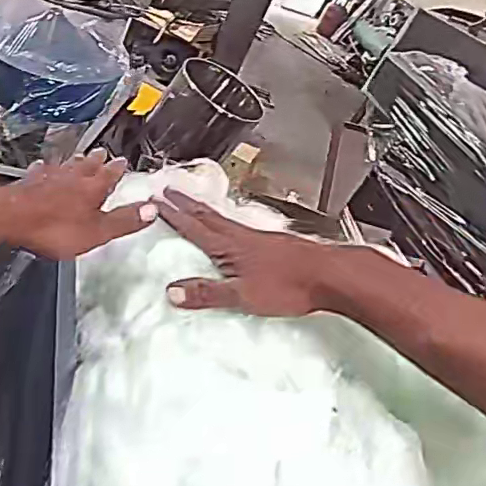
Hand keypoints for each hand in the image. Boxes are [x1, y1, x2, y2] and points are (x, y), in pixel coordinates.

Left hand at [7, 150, 154, 259]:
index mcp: (93, 188)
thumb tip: (152, 210)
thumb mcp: (97, 231)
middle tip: (103, 153)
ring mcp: (49, 177)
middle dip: (97, 160)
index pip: (110, 174)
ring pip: (67, 166)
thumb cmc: (54, 227)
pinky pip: (42, 171)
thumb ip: (124, 221)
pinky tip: (43, 167)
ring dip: (75, 162)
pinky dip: (47, 169)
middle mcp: (73, 177)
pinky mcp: (29, 182)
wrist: (11, 217)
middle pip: (88, 165)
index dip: (118, 169)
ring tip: (79, 157)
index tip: (123, 162)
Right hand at [152, 189, 356, 316]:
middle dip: (184, 203)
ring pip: (222, 218)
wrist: (329, 274)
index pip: (194, 226)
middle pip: (207, 215)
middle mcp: (242, 235)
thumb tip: (173, 292)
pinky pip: (238, 225)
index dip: (173, 214)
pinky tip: (230, 228)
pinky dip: (224, 220)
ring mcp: (258, 237)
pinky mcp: (272, 242)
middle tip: (168, 190)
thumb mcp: (242, 295)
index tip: (156, 202)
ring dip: (203, 209)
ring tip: (192, 204)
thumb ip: (207, 293)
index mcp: (230, 246)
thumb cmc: (289, 285)